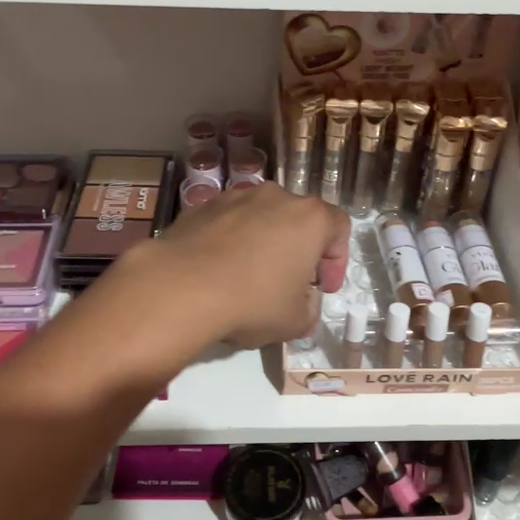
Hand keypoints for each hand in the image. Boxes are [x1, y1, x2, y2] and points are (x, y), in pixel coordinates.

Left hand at [136, 183, 349, 348]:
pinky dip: (230, 242)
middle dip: (299, 250)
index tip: (323, 288)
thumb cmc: (252, 302)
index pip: (339, 228)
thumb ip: (309, 309)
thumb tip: (302, 304)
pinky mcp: (201, 206)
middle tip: (290, 284)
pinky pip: (227, 223)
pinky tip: (218, 272)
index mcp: (310, 218)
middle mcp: (275, 197)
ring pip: (260, 218)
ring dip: (263, 242)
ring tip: (249, 277)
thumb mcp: (296, 322)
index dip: (336, 261)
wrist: (180, 287)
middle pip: (298, 219)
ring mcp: (235, 197)